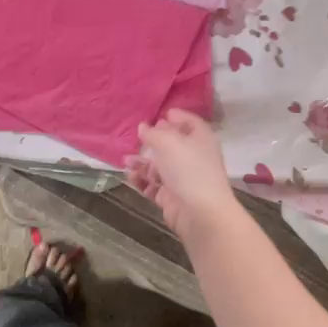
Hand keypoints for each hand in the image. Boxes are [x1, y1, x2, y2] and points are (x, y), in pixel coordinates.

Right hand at [126, 109, 239, 235]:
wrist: (200, 212)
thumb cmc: (188, 169)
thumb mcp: (168, 142)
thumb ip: (152, 133)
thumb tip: (143, 127)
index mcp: (200, 139)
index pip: (189, 122)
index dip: (176, 117)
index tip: (159, 114)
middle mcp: (193, 157)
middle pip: (171, 145)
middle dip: (152, 142)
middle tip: (136, 140)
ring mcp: (183, 179)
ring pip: (159, 166)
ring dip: (142, 163)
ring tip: (127, 162)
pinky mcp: (171, 197)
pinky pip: (154, 185)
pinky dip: (142, 181)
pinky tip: (132, 177)